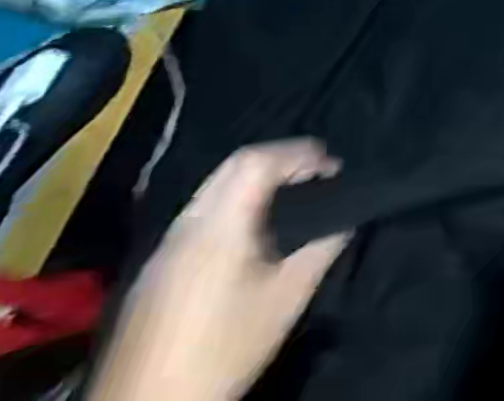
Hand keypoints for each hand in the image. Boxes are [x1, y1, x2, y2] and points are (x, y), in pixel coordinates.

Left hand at [91, 140, 350, 400]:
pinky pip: (202, 211)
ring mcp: (165, 247)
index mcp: (219, 227)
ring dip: (258, 178)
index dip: (302, 154)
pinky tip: (255, 229)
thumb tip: (347, 217)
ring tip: (294, 196)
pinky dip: (237, 199)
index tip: (334, 169)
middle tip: (318, 174)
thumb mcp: (290, 296)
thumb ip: (325, 246)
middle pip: (234, 165)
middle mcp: (188, 226)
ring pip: (214, 186)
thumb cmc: (224, 348)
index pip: (259, 161)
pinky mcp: (156, 268)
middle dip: (282, 158)